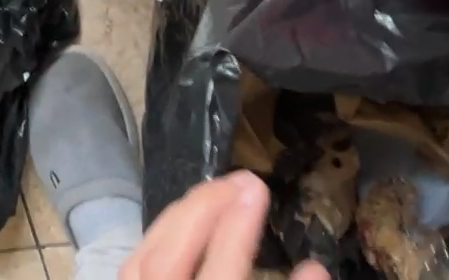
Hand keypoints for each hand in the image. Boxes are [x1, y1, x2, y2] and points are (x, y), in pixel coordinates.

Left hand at [122, 171, 326, 279]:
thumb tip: (315, 267)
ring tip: (218, 191)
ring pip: (143, 258)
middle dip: (205, 209)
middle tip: (244, 179)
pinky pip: (133, 267)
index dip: (236, 231)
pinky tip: (183, 223)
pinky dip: (159, 237)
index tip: (258, 186)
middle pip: (168, 258)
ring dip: (181, 216)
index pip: (218, 275)